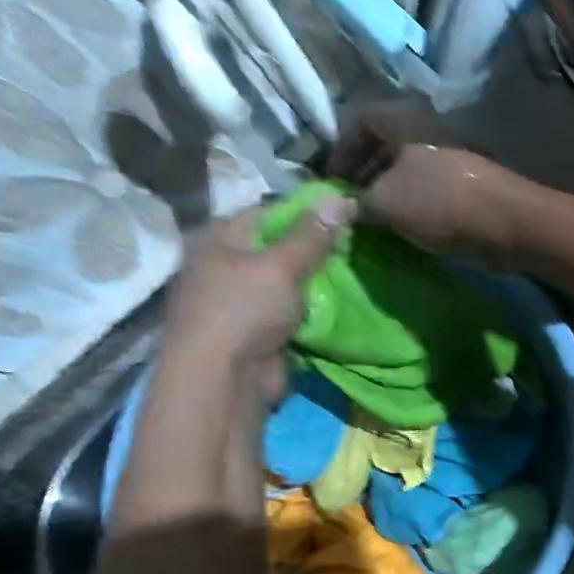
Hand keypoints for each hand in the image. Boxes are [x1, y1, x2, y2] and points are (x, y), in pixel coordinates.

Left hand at [162, 199, 353, 399]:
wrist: (223, 375)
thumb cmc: (245, 311)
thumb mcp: (283, 267)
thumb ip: (312, 236)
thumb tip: (342, 198)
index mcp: (218, 238)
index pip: (267, 212)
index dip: (306, 213)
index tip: (345, 220)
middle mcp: (221, 263)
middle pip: (276, 247)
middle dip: (314, 250)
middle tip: (355, 251)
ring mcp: (235, 298)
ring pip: (284, 281)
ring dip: (314, 283)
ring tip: (352, 278)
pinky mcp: (251, 327)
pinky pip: (287, 309)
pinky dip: (308, 309)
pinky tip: (335, 308)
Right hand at [330, 102, 520, 261]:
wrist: (512, 225)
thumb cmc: (441, 204)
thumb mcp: (385, 203)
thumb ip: (357, 203)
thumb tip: (342, 207)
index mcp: (404, 122)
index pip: (359, 120)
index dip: (340, 149)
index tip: (332, 181)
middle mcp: (430, 136)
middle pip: (387, 151)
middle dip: (367, 178)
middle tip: (354, 209)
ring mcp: (455, 166)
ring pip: (413, 178)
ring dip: (395, 200)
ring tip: (381, 227)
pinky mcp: (474, 193)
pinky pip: (438, 198)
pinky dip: (422, 214)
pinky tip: (415, 236)